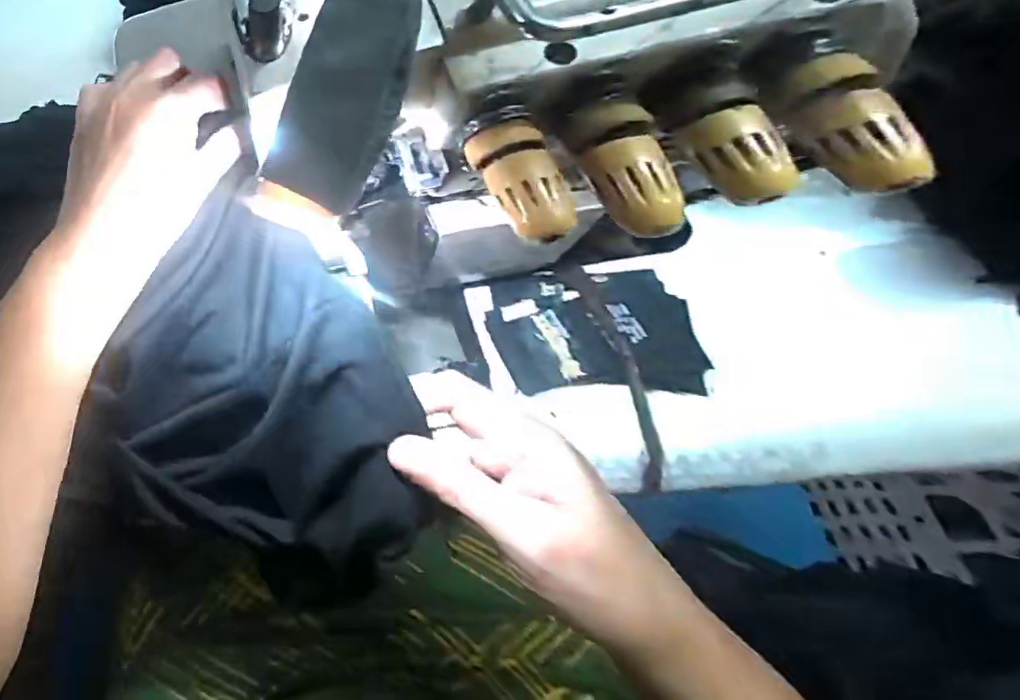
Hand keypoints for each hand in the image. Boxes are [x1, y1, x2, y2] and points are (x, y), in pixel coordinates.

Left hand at [49, 48, 242, 308]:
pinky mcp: (83, 113)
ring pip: (137, 68)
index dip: (225, 95)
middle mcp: (135, 91)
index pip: (209, 83)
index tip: (229, 108)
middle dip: (187, 80)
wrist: (99, 238)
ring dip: (155, 81)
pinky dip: (121, 93)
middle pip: (170, 62)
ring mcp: (105, 99)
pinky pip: (106, 85)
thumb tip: (241, 127)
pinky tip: (128, 118)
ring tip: (162, 112)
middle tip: (195, 109)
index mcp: (170, 106)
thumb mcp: (201, 180)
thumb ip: (226, 145)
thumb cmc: (156, 214)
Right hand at [387, 371, 708, 661]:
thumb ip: (456, 484)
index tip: (369, 423)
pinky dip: (441, 482)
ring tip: (381, 477)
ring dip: (423, 460)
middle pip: (448, 415)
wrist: (653, 628)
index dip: (410, 396)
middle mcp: (517, 436)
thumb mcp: (521, 531)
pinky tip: (417, 500)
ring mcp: (517, 462)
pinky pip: (466, 470)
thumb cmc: (590, 575)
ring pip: (453, 444)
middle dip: (409, 430)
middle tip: (367, 456)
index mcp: (523, 433)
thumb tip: (394, 445)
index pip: (453, 391)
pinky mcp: (515, 487)